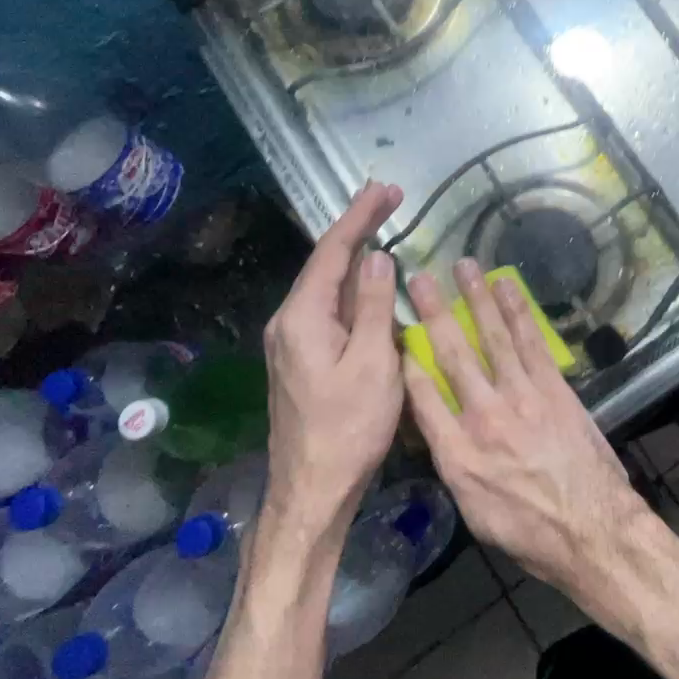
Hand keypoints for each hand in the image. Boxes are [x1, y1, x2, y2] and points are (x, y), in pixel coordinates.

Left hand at [261, 181, 404, 514]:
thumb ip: (376, 306)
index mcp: (302, 318)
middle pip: (326, 264)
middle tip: (390, 199)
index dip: (360, 217)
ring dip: (356, 258)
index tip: (386, 189)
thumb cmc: (349, 428)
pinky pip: (329, 310)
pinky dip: (353, 288)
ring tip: (385, 230)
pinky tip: (372, 284)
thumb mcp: (373, 363)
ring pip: (327, 287)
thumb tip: (379, 258)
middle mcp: (288, 322)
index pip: (332, 252)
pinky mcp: (301, 359)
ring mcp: (291, 342)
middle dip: (357, 229)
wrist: (313, 489)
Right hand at [401, 259, 648, 589]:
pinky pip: (531, 341)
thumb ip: (453, 464)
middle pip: (453, 355)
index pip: (421, 396)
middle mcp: (484, 418)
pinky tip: (507, 287)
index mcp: (456, 455)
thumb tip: (440, 430)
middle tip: (421, 277)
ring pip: (494, 338)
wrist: (591, 531)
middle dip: (435, 313)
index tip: (395, 329)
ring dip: (477, 299)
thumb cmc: (529, 533)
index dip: (405, 359)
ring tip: (465, 266)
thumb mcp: (473, 512)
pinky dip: (518, 311)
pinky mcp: (554, 388)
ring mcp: (522, 398)